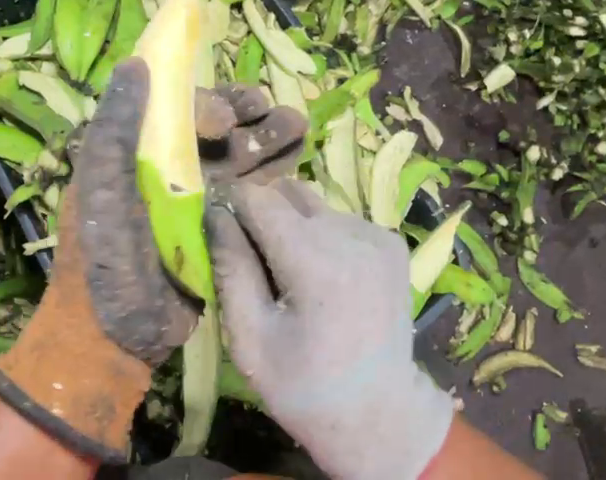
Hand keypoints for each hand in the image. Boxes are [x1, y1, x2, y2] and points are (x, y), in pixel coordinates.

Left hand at [68, 64, 309, 363]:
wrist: (120, 335)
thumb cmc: (103, 255)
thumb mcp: (100, 186)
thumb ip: (116, 127)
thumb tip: (135, 63)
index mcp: (142, 149)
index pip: (181, 109)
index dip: (208, 104)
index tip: (224, 119)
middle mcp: (175, 166)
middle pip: (221, 126)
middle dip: (250, 113)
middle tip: (275, 113)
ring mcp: (204, 197)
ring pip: (245, 152)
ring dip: (271, 134)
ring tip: (296, 125)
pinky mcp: (228, 228)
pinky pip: (260, 189)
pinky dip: (280, 168)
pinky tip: (299, 152)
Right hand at [208, 179, 455, 479]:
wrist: (381, 415)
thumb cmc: (305, 387)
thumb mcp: (250, 339)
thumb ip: (231, 269)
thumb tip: (214, 213)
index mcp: (316, 260)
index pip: (258, 196)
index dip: (231, 204)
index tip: (217, 224)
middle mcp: (351, 234)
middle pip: (287, 190)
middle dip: (261, 211)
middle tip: (249, 254)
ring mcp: (376, 235)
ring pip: (313, 203)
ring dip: (291, 222)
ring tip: (288, 271)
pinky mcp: (391, 242)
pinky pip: (339, 219)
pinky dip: (321, 235)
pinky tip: (322, 277)